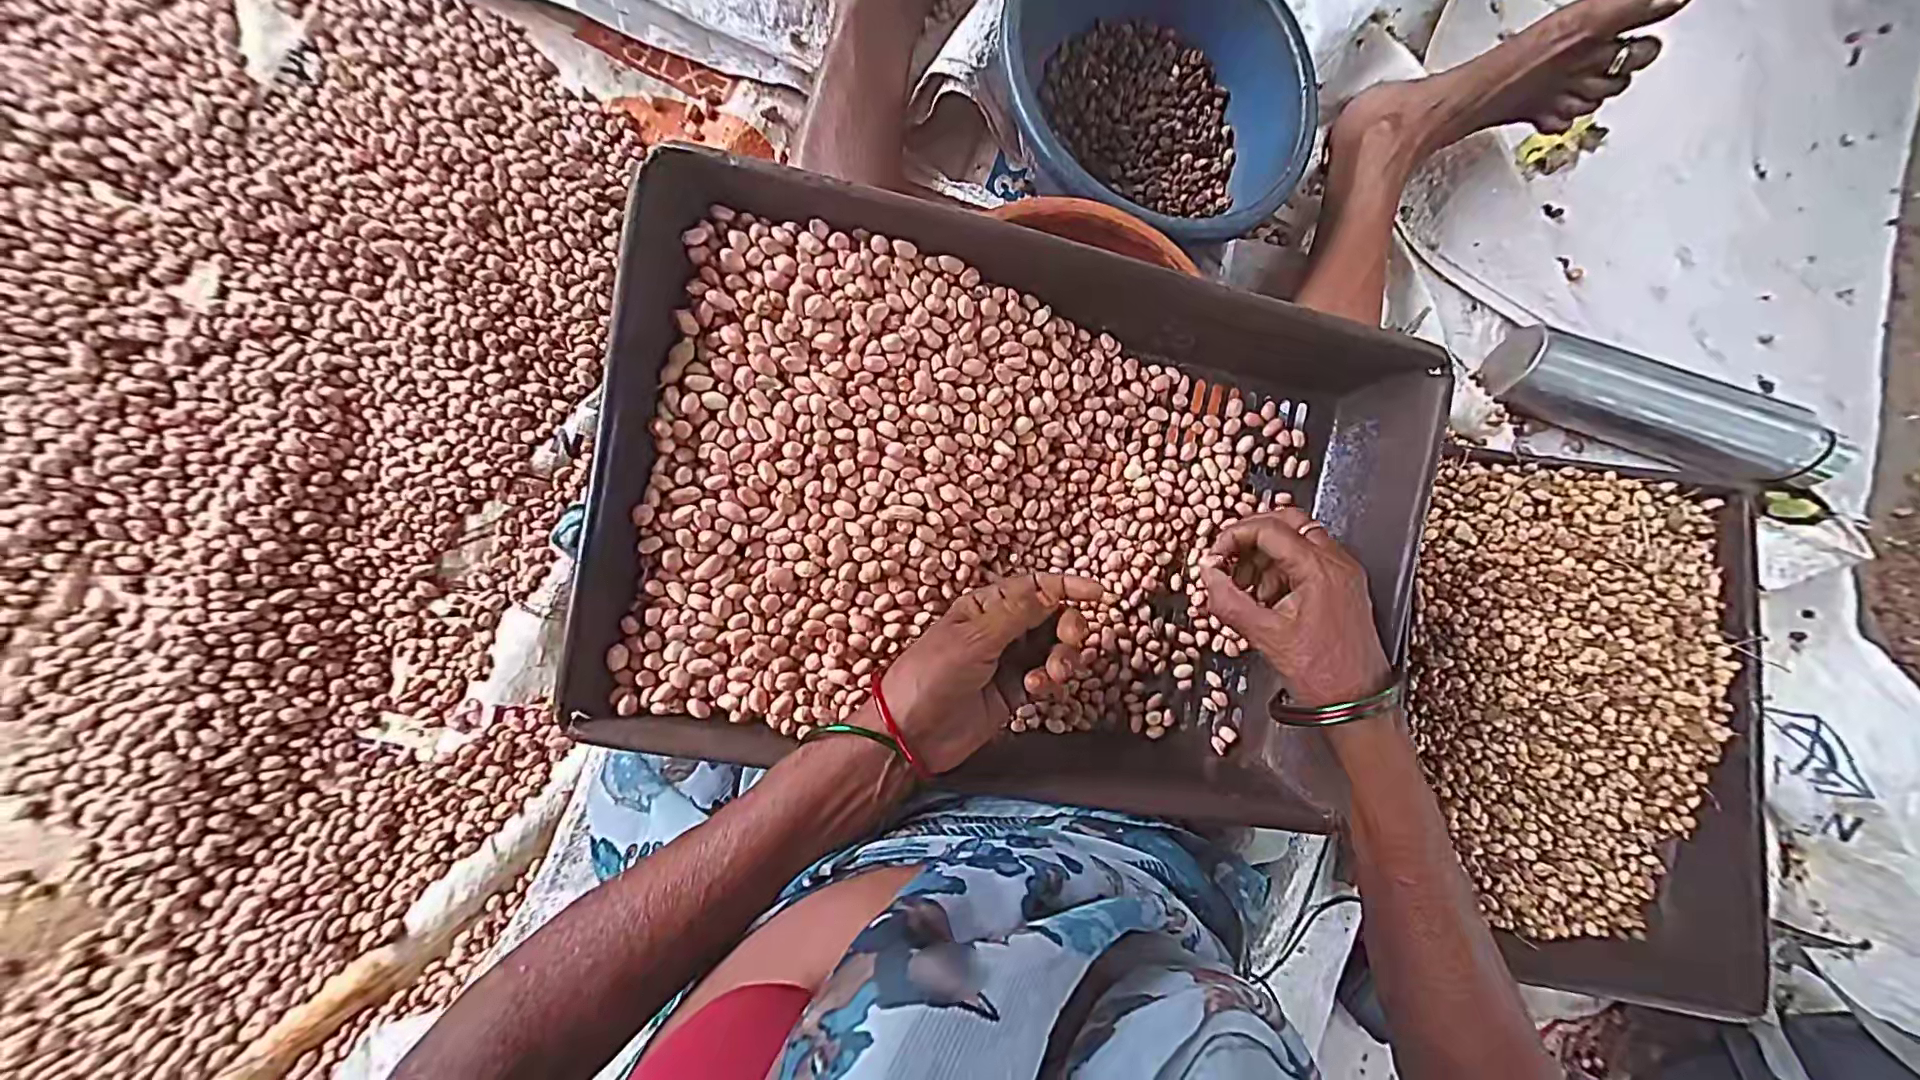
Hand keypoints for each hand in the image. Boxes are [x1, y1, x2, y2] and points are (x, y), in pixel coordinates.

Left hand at [876, 572, 1106, 772]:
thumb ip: (1019, 614)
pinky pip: (1047, 678)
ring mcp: (1008, 661)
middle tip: (1069, 641)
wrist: (911, 732)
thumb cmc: (932, 674)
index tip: (1099, 595)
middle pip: (1053, 617)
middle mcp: (1001, 629)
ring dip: (1063, 658)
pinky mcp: (1014, 691)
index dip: (1068, 587)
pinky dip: (1050, 682)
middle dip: (1068, 627)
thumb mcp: (975, 637)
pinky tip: (1035, 690)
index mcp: (986, 606)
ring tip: (1053, 675)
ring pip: (1054, 649)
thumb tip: (1053, 591)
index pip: (1035, 587)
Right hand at [1199, 508, 1390, 707]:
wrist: (1356, 702)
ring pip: (1296, 538)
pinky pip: (1305, 559)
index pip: (1269, 529)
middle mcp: (1337, 563)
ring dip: (1263, 554)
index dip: (1233, 536)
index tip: (1215, 556)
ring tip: (1246, 586)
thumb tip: (1208, 575)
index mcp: (1320, 570)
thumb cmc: (1321, 673)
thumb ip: (1229, 600)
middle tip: (1227, 558)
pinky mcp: (1341, 586)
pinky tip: (1265, 596)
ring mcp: (1342, 573)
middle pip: (1286, 521)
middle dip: (1249, 537)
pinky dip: (1279, 568)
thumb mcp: (1264, 635)